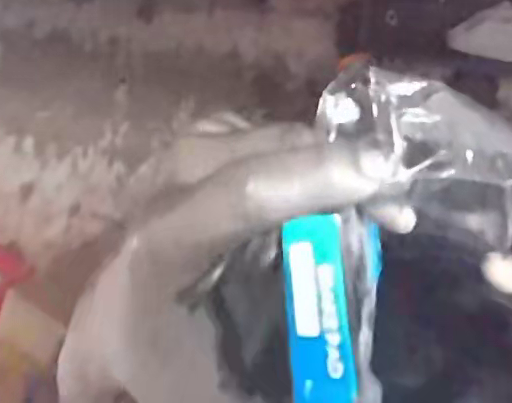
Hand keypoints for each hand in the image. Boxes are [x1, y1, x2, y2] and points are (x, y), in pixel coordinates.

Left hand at [58, 123, 385, 402]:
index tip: (380, 176)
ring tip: (374, 196)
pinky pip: (268, 133)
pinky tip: (331, 180)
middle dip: (341, 168)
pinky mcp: (200, 137)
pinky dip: (308, 152)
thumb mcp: (218, 380)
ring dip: (330, 159)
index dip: (312, 176)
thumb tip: (369, 385)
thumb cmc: (164, 349)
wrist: (113, 310)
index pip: (241, 194)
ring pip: (275, 134)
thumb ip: (296, 372)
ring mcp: (184, 149)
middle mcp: (170, 180)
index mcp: (162, 242)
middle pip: (271, 150)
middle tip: (398, 206)